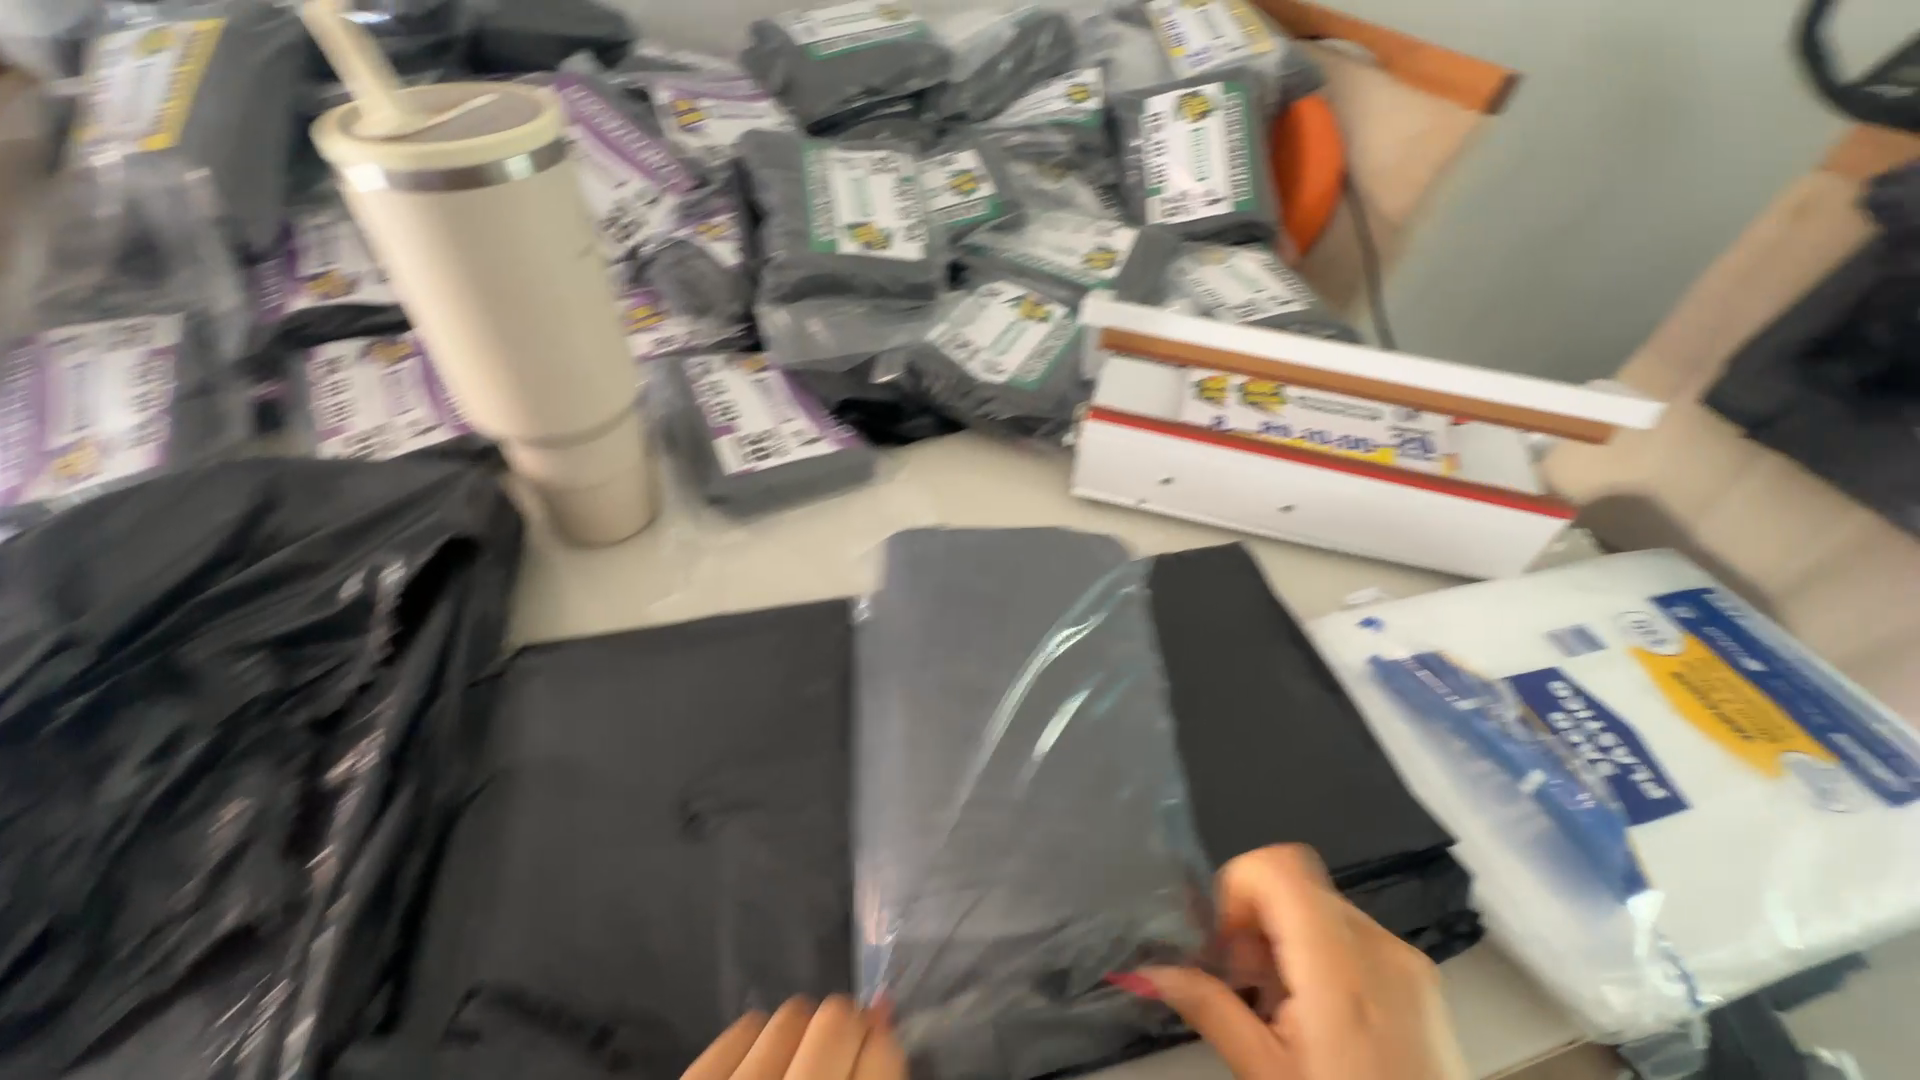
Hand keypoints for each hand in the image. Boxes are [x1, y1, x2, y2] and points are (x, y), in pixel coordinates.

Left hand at [681, 996, 905, 1079]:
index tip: (872, 1057)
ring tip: (795, 1068)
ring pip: (793, 1014)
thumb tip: (884, 1007)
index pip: (884, 1048)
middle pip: (837, 1018)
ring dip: (803, 1035)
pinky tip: (759, 1070)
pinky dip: (760, 1041)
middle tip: (835, 1061)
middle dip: (846, 1031)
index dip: (884, 1047)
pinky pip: (746, 1025)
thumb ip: (879, 1069)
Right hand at [1138, 845, 1468, 1079]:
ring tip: (1277, 1011)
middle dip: (1253, 923)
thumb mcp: (1265, 1075)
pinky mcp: (1421, 979)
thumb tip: (1144, 971)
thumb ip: (1207, 1008)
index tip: (1223, 946)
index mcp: (1340, 969)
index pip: (1278, 866)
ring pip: (1320, 909)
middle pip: (1294, 886)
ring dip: (1282, 941)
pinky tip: (1314, 1018)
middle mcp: (1380, 947)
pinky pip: (1351, 936)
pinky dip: (1316, 957)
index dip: (1236, 887)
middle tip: (1241, 987)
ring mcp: (1407, 960)